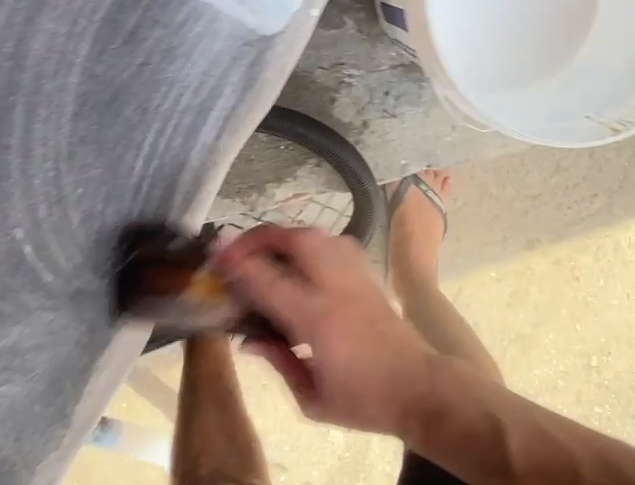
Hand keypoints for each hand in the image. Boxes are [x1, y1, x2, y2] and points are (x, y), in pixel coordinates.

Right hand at [212, 226, 438, 436]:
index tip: (214, 253)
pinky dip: (307, 241)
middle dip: (257, 237)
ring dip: (281, 237)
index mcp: (316, 318)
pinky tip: (298, 260)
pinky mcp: (367, 271)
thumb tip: (249, 339)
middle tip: (235, 250)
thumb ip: (278, 361)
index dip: (237, 264)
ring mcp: (354, 272)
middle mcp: (334, 284)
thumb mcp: (311, 398)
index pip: (267, 280)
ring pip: (312, 233)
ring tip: (261, 252)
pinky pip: (330, 241)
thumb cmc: (363, 400)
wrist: (420, 386)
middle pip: (291, 239)